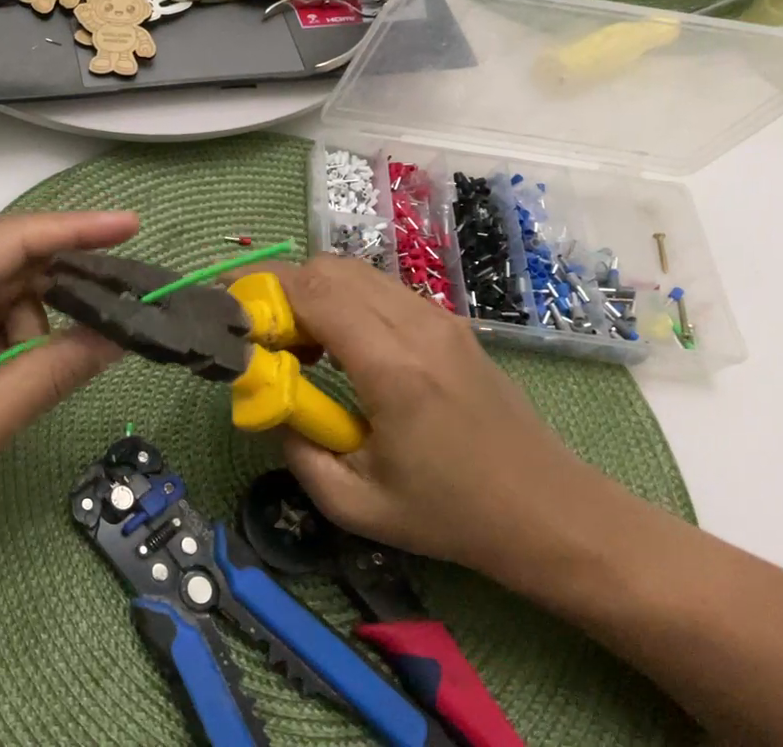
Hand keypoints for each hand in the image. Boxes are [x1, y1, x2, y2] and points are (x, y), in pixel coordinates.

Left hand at [0, 212, 138, 559]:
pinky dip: (13, 348)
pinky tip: (15, 382)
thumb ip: (54, 370)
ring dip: (32, 335)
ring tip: (21, 389)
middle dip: (62, 293)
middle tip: (119, 317)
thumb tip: (119, 335)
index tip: (132, 225)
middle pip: (10, 268)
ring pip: (4, 301)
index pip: (11, 242)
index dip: (76, 231)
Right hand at [265, 256, 618, 575]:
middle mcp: (417, 327)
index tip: (231, 317)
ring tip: (298, 343)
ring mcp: (440, 319)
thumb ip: (297, 452)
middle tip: (262, 335)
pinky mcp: (451, 325)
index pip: (313, 292)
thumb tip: (269, 404)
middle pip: (329, 267)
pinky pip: (381, 289)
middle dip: (281, 288)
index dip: (262, 293)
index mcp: (393, 368)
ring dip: (313, 292)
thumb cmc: (453, 515)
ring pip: (355, 271)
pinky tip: (341, 347)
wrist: (551, 512)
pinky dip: (344, 299)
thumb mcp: (356, 505)